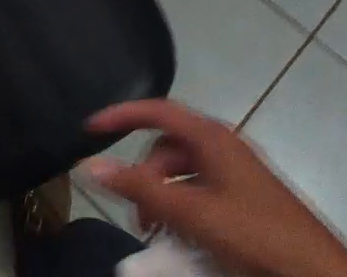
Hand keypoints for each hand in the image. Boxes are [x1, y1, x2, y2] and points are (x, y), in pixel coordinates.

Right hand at [81, 100, 346, 276]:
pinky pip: (202, 190)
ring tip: (158, 232)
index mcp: (211, 137)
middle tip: (137, 213)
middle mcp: (224, 145)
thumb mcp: (191, 212)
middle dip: (144, 176)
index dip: (121, 114)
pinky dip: (184, 207)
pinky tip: (184, 237)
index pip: (156, 110)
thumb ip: (140, 187)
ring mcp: (238, 172)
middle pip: (167, 147)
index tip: (91, 128)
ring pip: (184, 172)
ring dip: (163, 197)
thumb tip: (90, 165)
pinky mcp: (247, 198)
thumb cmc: (256, 236)